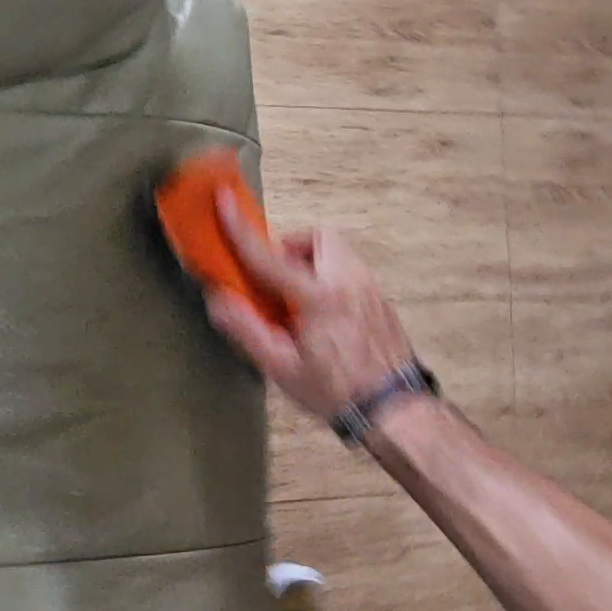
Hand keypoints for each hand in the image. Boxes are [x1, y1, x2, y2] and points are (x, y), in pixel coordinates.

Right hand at [204, 187, 417, 419]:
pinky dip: (326, 280)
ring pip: (334, 253)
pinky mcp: (380, 299)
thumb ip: (247, 330)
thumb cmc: (337, 391)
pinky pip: (348, 273)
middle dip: (288, 249)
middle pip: (315, 239)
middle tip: (271, 278)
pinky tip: (319, 316)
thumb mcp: (281, 368)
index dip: (240, 229)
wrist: (394, 408)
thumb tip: (217, 301)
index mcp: (318, 297)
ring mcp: (369, 287)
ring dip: (308, 265)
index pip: (268, 256)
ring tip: (294, 302)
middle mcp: (347, 281)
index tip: (224, 202)